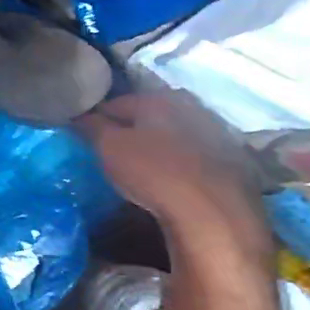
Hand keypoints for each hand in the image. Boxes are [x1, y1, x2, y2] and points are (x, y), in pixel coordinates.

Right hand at [76, 91, 270, 257]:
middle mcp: (191, 106)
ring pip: (173, 133)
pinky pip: (192, 154)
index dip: (96, 117)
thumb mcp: (109, 147)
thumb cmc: (153, 171)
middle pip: (149, 115)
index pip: (116, 102)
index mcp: (160, 98)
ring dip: (156, 144)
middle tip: (109, 149)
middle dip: (128, 128)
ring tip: (138, 165)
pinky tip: (168, 178)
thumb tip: (78, 114)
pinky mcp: (231, 160)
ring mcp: (215, 132)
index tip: (83, 133)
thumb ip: (92, 127)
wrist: (213, 211)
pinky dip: (177, 160)